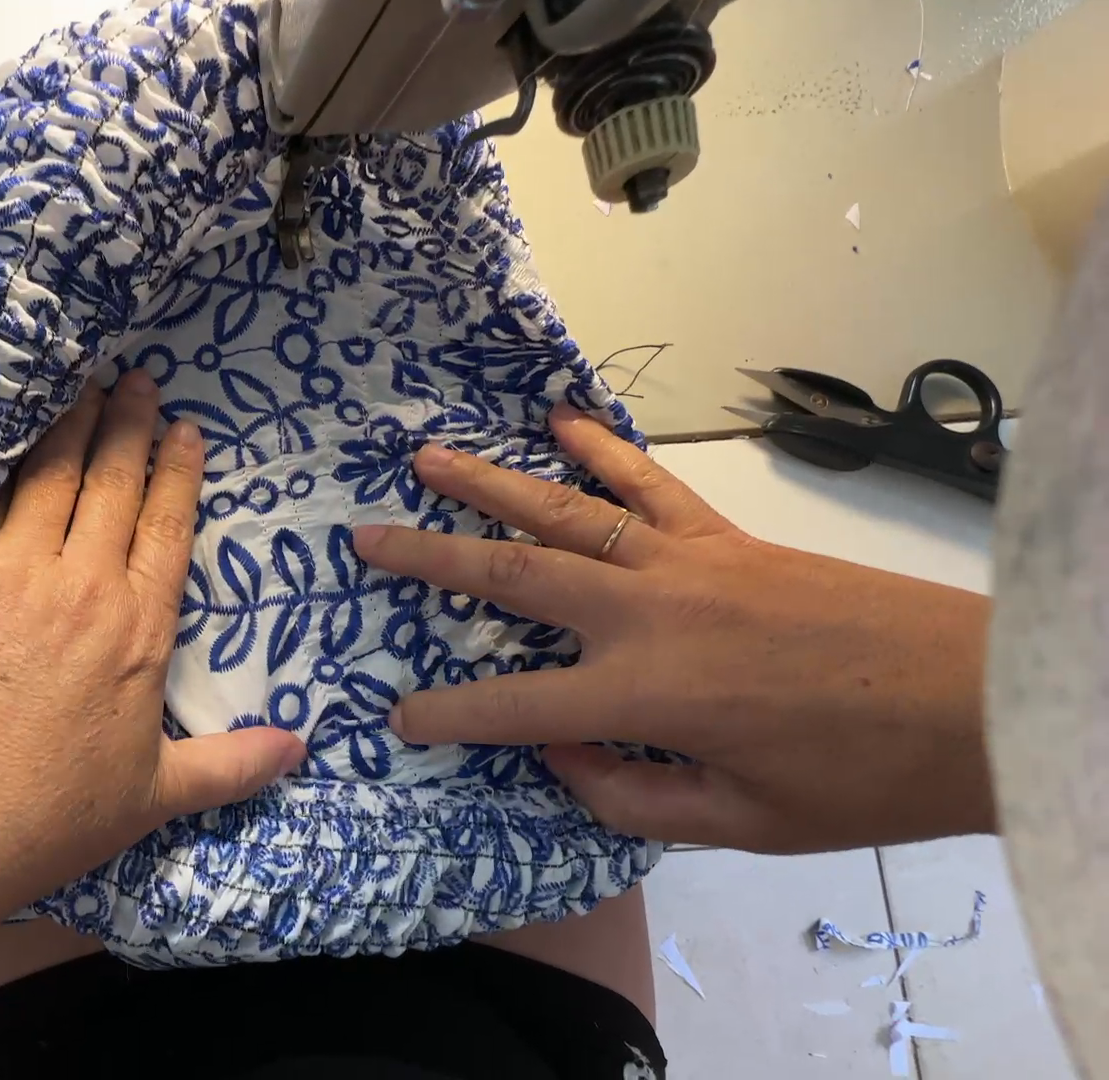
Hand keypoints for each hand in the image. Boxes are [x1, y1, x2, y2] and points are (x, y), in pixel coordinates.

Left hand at [0, 372, 305, 890]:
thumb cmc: (50, 814)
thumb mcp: (155, 796)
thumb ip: (232, 765)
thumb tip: (302, 750)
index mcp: (138, 629)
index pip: (167, 527)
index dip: (179, 472)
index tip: (186, 430)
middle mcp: (80, 585)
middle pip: (112, 484)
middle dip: (129, 424)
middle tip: (138, 381)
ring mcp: (9, 573)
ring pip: (49, 477)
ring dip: (71, 425)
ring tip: (84, 387)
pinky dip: (1, 464)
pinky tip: (7, 440)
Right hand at [351, 404, 994, 853]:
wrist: (993, 702)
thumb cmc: (863, 776)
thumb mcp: (742, 820)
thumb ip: (630, 794)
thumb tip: (559, 753)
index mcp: (645, 692)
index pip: (514, 707)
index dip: (446, 715)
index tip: (398, 717)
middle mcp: (643, 612)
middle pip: (511, 576)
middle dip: (428, 557)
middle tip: (365, 536)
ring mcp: (680, 560)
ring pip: (561, 511)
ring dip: (485, 483)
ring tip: (426, 457)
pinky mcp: (720, 535)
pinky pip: (648, 483)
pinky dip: (601, 448)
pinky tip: (557, 419)